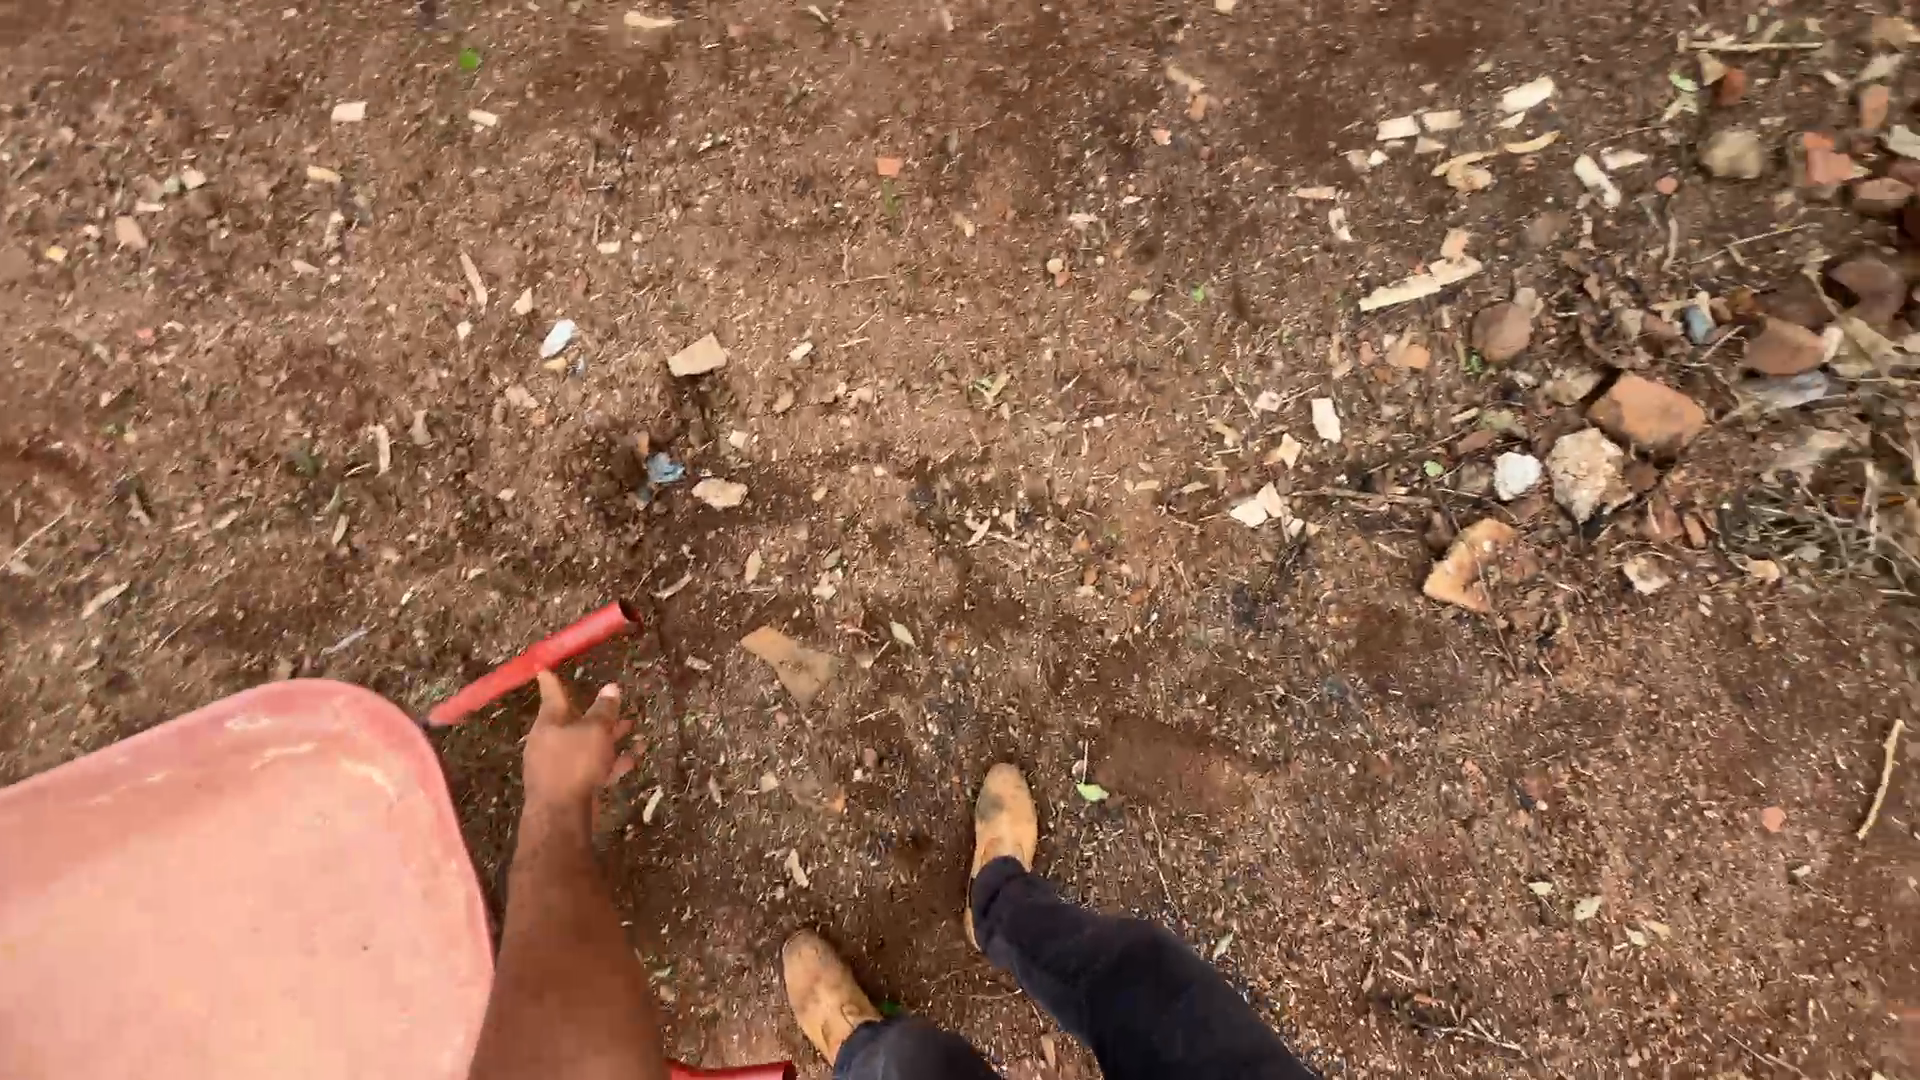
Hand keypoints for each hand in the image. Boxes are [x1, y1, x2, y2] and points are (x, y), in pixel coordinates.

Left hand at [523, 670, 637, 814]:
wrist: (561, 814)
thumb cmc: (575, 763)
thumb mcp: (595, 730)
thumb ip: (604, 710)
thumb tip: (611, 688)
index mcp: (549, 724)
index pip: (552, 696)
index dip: (551, 682)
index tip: (544, 669)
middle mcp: (549, 743)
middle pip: (575, 722)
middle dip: (598, 714)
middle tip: (614, 703)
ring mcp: (558, 766)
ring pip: (586, 745)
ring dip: (609, 737)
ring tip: (632, 728)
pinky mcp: (570, 785)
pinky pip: (592, 766)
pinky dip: (610, 761)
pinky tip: (632, 759)